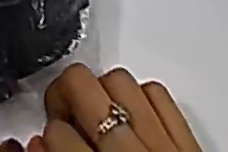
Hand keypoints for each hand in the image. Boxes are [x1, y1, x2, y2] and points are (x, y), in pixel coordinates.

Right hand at [30, 64, 201, 151]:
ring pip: (119, 81)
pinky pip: (159, 96)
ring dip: (102, 93)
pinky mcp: (190, 146)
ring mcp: (163, 147)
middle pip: (80, 85)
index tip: (51, 141)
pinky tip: (135, 117)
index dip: (48, 135)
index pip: (57, 133)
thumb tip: (38, 146)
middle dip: (63, 94)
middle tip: (63, 112)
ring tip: (98, 110)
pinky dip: (144, 99)